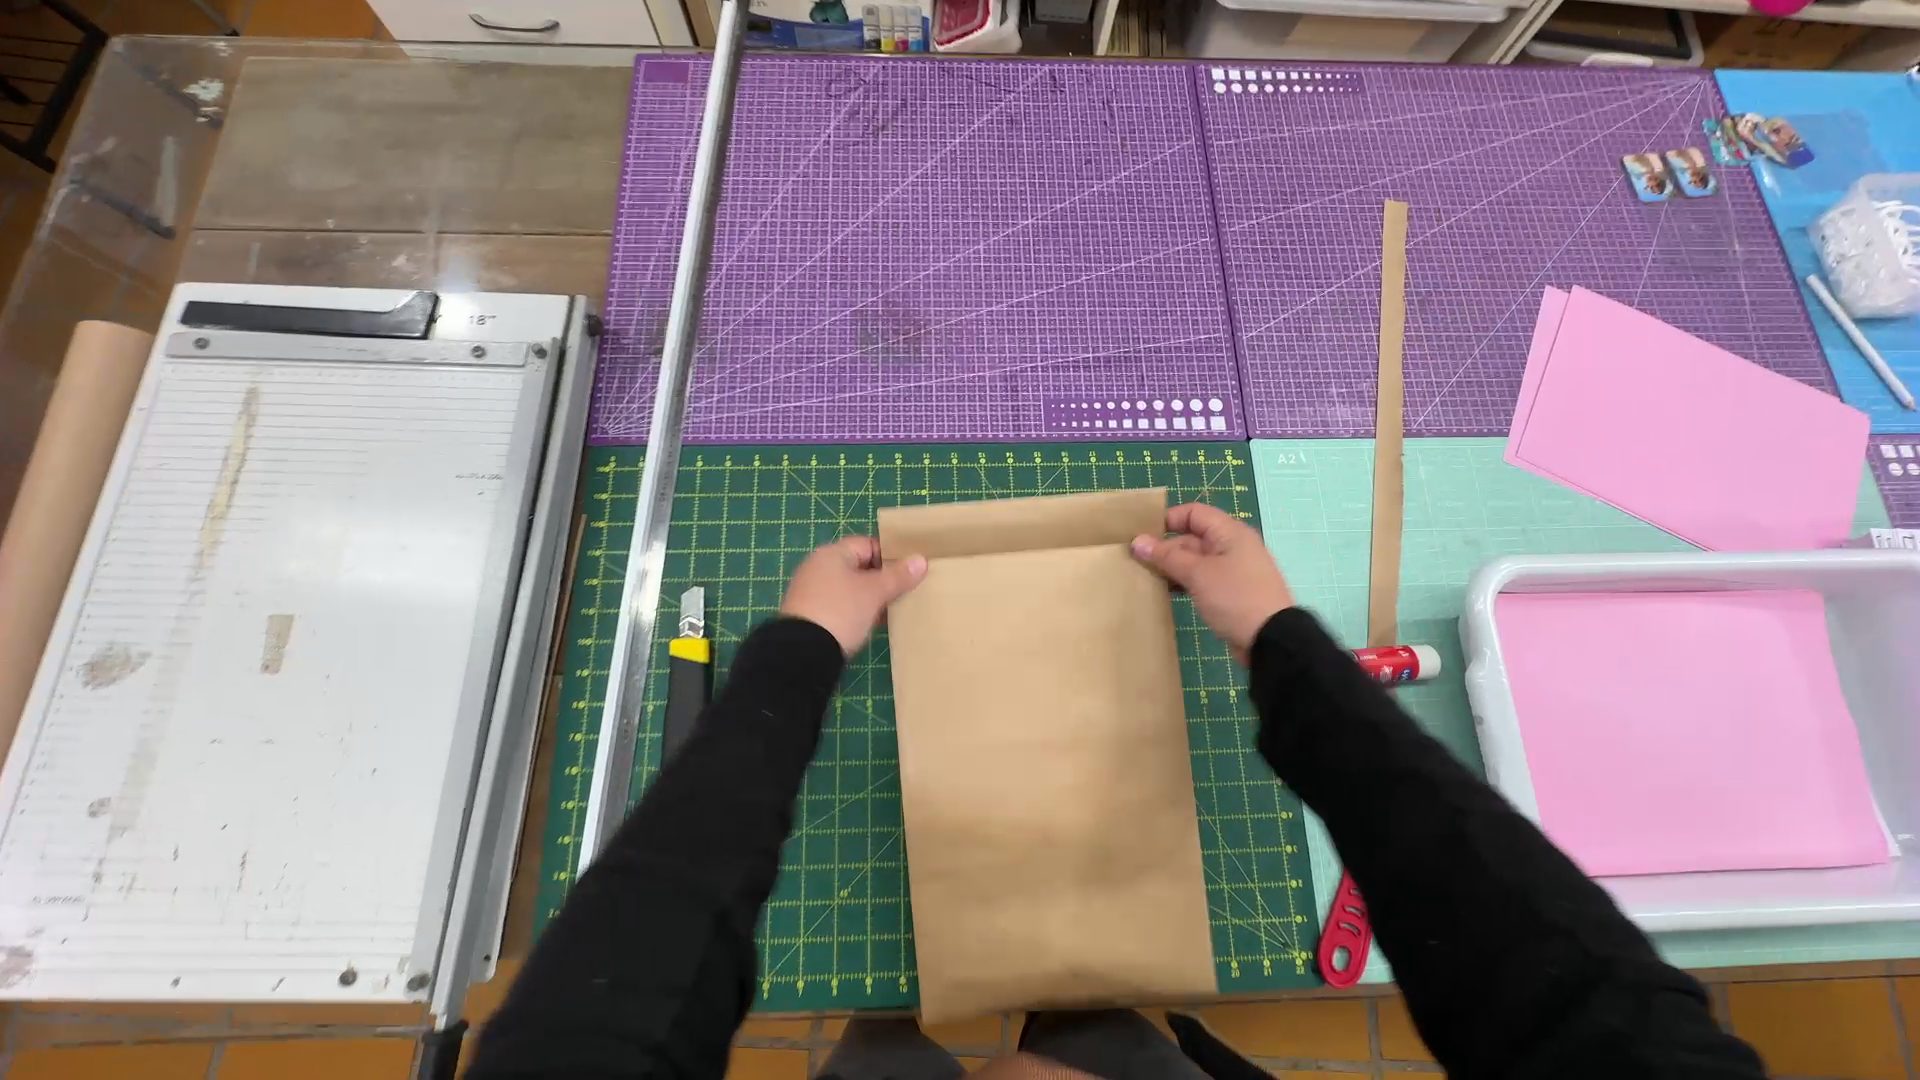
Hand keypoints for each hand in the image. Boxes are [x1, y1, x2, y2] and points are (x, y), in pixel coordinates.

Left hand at [779, 536, 927, 656]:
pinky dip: (859, 611)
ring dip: (872, 597)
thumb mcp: (874, 592)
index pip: (868, 544)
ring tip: (896, 607)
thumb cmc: (841, 611)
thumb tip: (921, 560)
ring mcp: (813, 593)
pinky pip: (843, 606)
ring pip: (852, 589)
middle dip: (884, 578)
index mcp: (831, 554)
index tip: (912, 569)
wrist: (803, 653)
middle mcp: (819, 568)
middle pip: (860, 567)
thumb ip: (897, 576)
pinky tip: (875, 623)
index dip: (891, 554)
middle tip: (908, 589)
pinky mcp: (813, 616)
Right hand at [1131, 503, 1293, 662]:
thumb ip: (1167, 556)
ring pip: (1195, 560)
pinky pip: (1202, 579)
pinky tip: (1166, 592)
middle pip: (1192, 537)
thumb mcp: (1198, 574)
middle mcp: (1232, 546)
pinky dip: (1184, 582)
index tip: (1142, 535)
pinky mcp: (1230, 591)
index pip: (1194, 513)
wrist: (1271, 639)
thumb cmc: (1235, 597)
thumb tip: (1137, 541)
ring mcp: (1232, 570)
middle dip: (1165, 547)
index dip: (1168, 519)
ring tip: (1146, 577)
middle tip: (1137, 562)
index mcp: (1230, 533)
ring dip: (1172, 567)